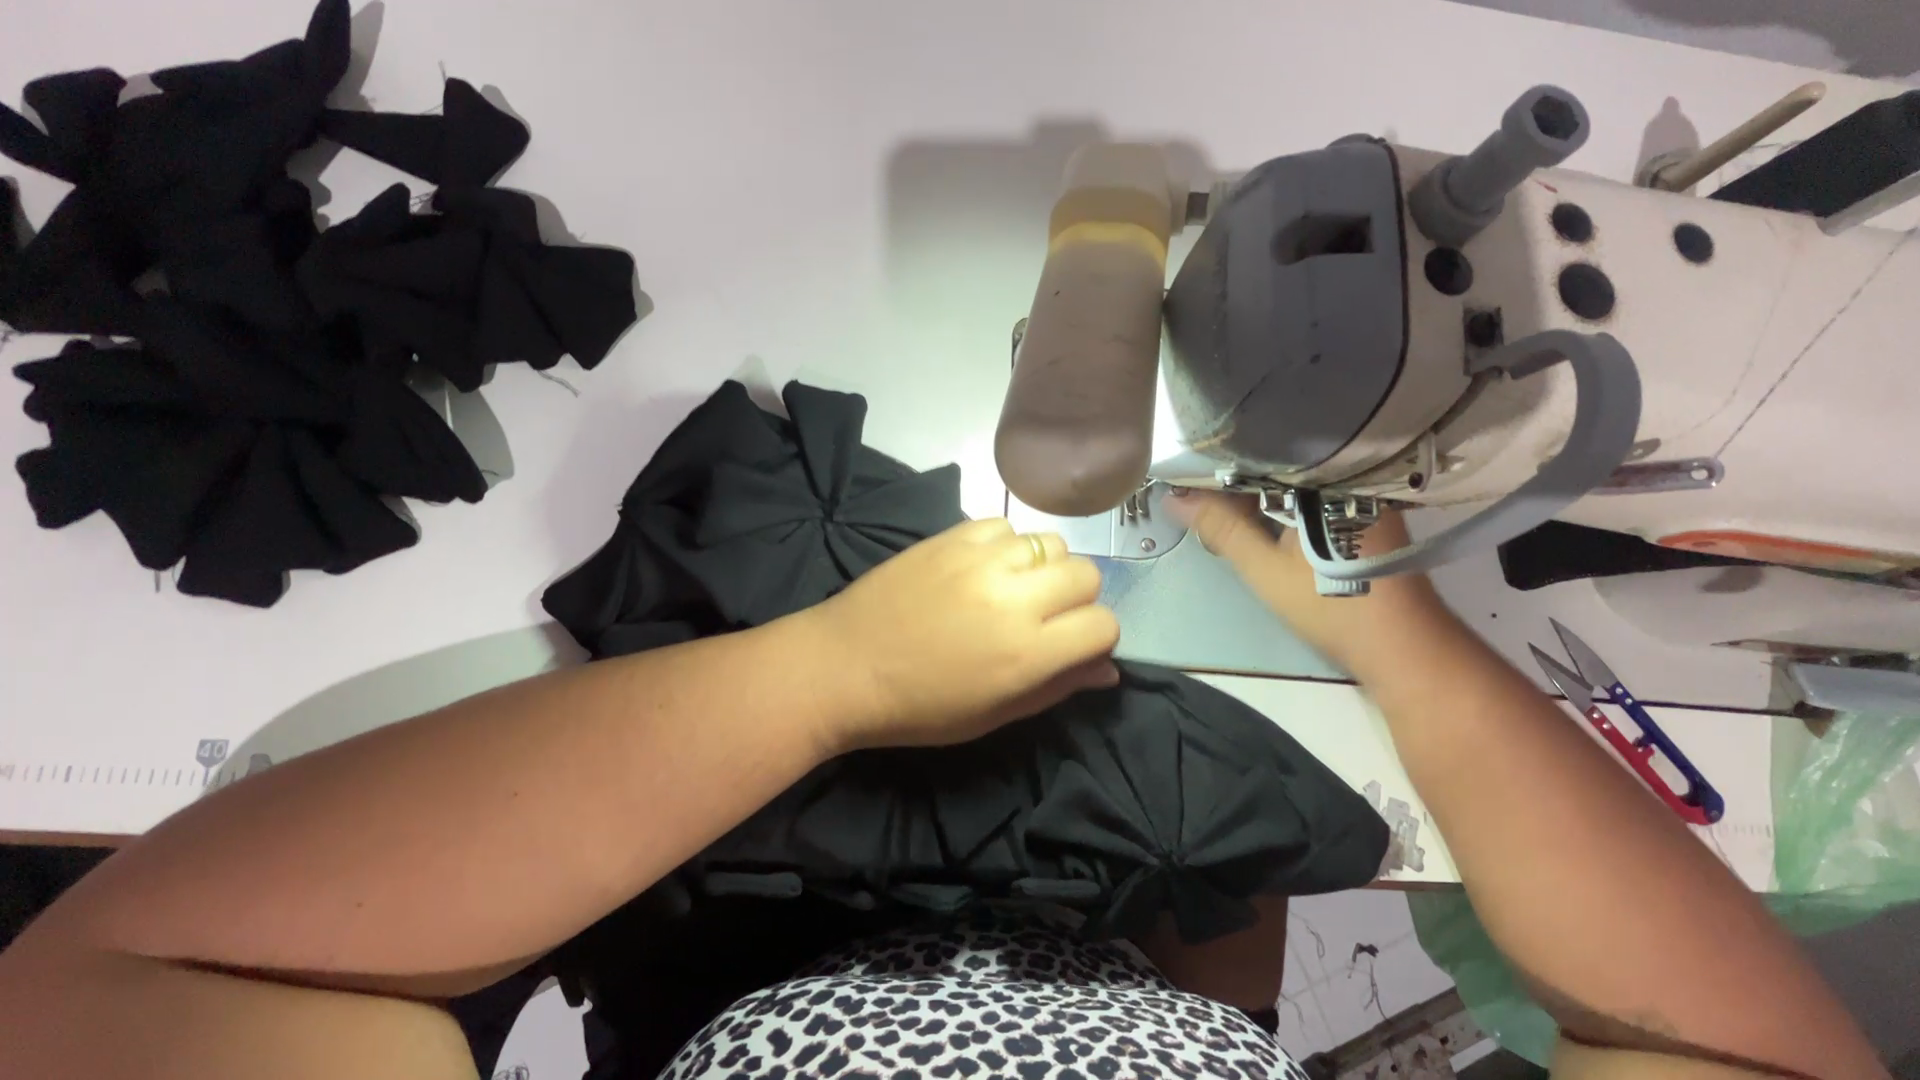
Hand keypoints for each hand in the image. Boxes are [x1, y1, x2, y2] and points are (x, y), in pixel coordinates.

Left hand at [797, 518, 1121, 750]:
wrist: (843, 668)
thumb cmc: (920, 708)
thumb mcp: (994, 715)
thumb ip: (1056, 688)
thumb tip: (1108, 669)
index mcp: (1028, 653)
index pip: (1103, 624)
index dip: (1095, 637)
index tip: (1071, 645)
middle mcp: (1014, 598)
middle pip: (1086, 574)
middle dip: (1076, 598)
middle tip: (1043, 616)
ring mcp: (981, 560)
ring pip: (1049, 543)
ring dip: (1042, 567)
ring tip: (1010, 588)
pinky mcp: (951, 537)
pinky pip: (1004, 525)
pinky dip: (1004, 545)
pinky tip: (981, 568)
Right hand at [1164, 491, 1454, 674]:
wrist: (1402, 645)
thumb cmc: (1332, 604)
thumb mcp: (1264, 568)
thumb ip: (1220, 528)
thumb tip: (1174, 498)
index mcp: (1325, 478)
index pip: (1261, 455)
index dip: (1220, 466)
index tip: (1186, 478)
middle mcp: (1348, 475)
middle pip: (1279, 467)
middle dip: (1238, 481)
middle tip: (1198, 496)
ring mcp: (1361, 493)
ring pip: (1296, 482)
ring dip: (1261, 494)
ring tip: (1222, 506)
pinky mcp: (1366, 513)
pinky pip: (1314, 495)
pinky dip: (1286, 505)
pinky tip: (1262, 519)